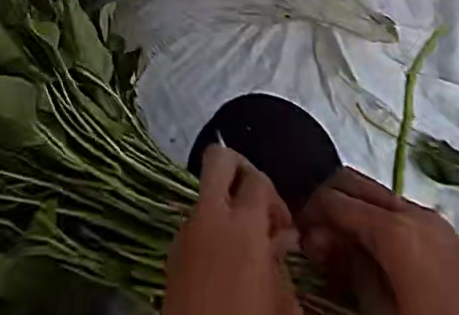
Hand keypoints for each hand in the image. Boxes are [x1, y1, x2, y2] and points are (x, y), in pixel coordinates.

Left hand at [164, 146, 299, 314]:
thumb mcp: (282, 305)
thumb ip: (281, 262)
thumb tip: (282, 239)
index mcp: (242, 227)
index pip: (259, 179)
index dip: (277, 197)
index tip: (286, 227)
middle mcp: (208, 217)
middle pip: (219, 158)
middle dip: (241, 168)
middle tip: (260, 202)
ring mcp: (185, 230)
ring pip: (205, 190)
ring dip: (225, 201)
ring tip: (249, 240)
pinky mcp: (172, 249)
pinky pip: (195, 219)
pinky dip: (212, 224)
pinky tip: (229, 258)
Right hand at [299, 169, 458, 314]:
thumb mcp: (381, 314)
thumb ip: (348, 269)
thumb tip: (318, 239)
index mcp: (394, 228)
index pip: (332, 199)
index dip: (307, 213)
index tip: (294, 236)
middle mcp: (413, 212)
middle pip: (352, 182)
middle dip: (326, 200)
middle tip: (311, 235)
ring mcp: (434, 223)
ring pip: (376, 196)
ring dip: (351, 210)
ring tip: (338, 248)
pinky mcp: (448, 239)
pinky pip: (398, 213)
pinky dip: (375, 221)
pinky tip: (369, 253)